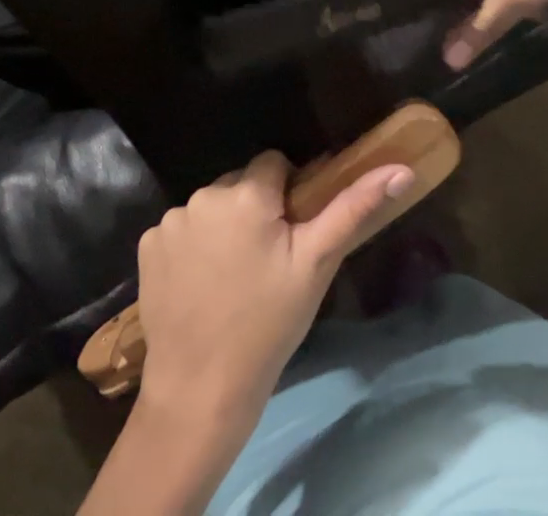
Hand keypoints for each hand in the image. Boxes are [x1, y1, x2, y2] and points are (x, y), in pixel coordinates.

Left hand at [135, 151, 413, 422]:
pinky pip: (181, 229)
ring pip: (210, 207)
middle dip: (255, 209)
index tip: (292, 233)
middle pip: (240, 184)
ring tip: (233, 276)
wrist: (203, 385)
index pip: (274, 163)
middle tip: (267, 259)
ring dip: (223, 226)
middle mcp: (201, 195)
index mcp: (245, 194)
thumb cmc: (270, 323)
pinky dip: (193, 246)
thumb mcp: (317, 264)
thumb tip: (400, 168)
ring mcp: (169, 220)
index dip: (288, 193)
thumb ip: (354, 208)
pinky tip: (202, 284)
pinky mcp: (147, 246)